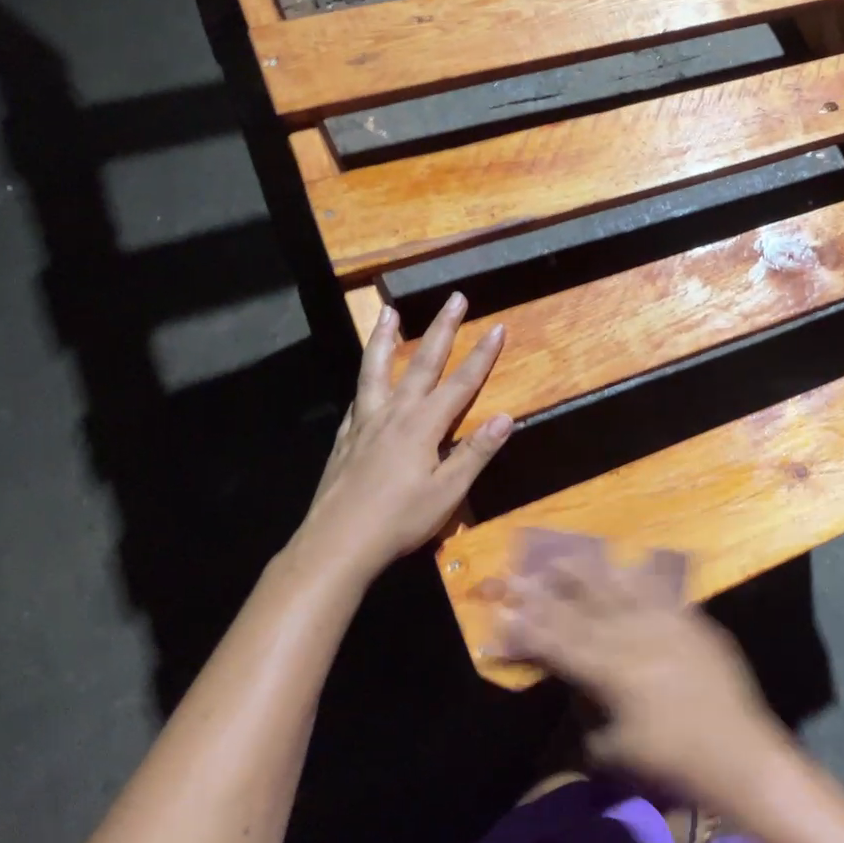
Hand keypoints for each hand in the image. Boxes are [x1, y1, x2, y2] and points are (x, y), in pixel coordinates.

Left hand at [290, 293, 510, 581]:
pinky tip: (366, 380)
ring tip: (389, 314)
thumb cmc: (400, 521)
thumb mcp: (448, 492)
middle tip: (453, 298)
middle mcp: (393, 415)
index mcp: (423, 426)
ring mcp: (365, 425)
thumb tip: (507, 418)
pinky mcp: (345, 440)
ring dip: (386, 339)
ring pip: (377, 371)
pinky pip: (358, 399)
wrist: (336, 544)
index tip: (497, 327)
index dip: (481, 355)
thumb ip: (476, 453)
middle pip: (421, 364)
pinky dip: (365, 380)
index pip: (460, 383)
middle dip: (441, 329)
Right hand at [498, 541, 790, 806]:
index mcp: (614, 673)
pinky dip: (640, 579)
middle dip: (547, 594)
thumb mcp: (613, 748)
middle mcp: (638, 639)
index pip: (560, 645)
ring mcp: (670, 625)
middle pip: (584, 611)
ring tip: (563, 555)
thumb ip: (588, 710)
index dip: (528, 629)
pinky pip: (662, 592)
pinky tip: (625, 564)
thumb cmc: (672, 764)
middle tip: (518, 574)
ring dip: (590, 573)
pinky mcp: (695, 623)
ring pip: (622, 591)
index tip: (502, 613)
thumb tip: (575, 683)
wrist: (739, 753)